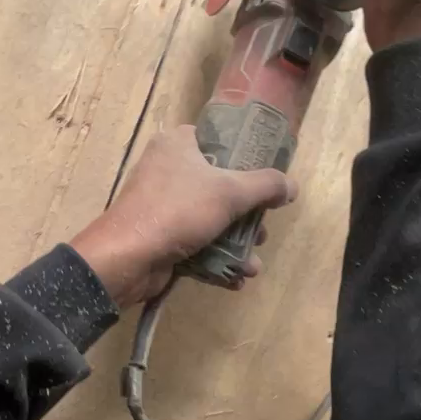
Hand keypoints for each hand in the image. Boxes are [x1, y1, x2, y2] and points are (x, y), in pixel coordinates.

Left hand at [70, 126, 297, 305]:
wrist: (128, 258)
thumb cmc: (178, 210)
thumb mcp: (230, 192)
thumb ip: (266, 185)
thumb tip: (292, 186)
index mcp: (178, 144)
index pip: (219, 140)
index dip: (247, 158)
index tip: (268, 180)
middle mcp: (168, 169)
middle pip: (221, 186)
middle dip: (247, 216)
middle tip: (262, 232)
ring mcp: (163, 204)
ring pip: (212, 219)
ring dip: (236, 244)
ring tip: (252, 264)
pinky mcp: (161, 235)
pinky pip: (197, 243)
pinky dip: (216, 260)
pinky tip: (236, 278)